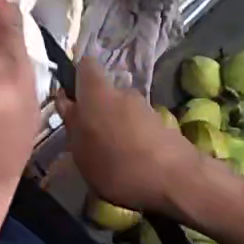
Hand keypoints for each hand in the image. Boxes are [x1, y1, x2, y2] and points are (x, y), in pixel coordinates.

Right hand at [58, 59, 202, 214]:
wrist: (176, 178)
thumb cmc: (118, 164)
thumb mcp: (81, 150)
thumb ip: (72, 123)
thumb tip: (67, 102)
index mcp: (97, 92)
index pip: (85, 65)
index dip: (75, 78)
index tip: (69, 100)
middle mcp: (123, 92)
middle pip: (103, 94)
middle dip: (95, 111)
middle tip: (87, 140)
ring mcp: (145, 107)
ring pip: (120, 111)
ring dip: (113, 127)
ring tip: (109, 156)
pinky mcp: (161, 124)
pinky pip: (137, 126)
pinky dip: (131, 138)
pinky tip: (130, 163)